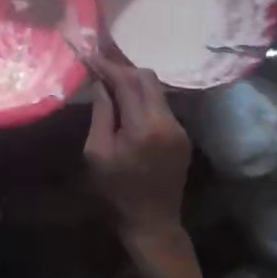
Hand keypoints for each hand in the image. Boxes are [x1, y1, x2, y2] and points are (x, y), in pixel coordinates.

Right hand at [84, 55, 191, 241]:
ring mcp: (179, 127)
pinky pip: (163, 106)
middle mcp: (167, 121)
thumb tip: (101, 83)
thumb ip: (101, 113)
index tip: (93, 56)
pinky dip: (146, 99)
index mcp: (144, 127)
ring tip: (113, 82)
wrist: (152, 221)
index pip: (128, 82)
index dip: (110, 67)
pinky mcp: (183, 135)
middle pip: (147, 79)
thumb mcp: (97, 153)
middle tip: (103, 65)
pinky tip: (130, 105)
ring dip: (136, 83)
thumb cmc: (116, 191)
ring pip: (157, 90)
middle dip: (124, 69)